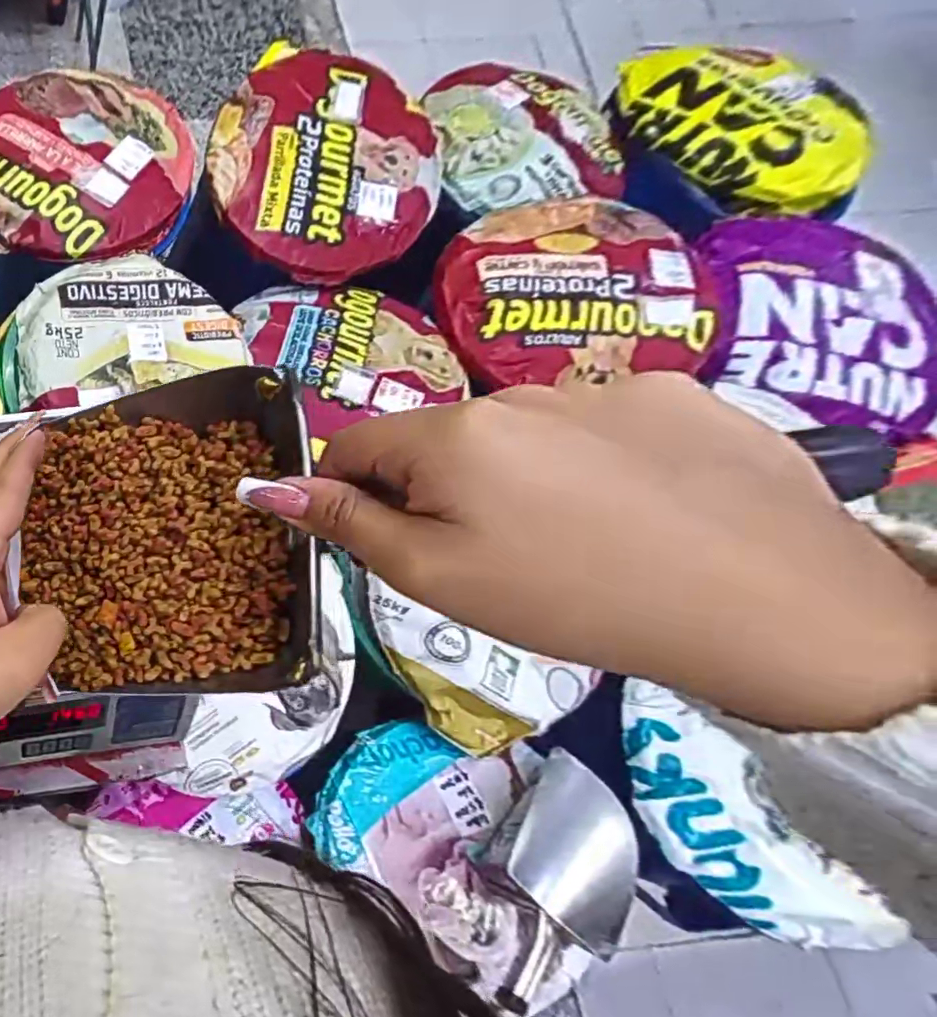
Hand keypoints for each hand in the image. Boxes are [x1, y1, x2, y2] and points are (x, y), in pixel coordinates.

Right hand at [240, 373, 936, 730]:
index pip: (352, 446)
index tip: (387, 539)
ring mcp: (601, 387)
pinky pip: (588, 424)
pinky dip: (580, 461)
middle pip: (430, 440)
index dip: (349, 493)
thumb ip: (343, 523)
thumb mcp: (429, 573)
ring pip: (508, 434)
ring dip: (503, 476)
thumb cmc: (562, 597)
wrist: (774, 609)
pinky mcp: (676, 396)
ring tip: (557, 536)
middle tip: (475, 552)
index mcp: (448, 435)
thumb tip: (262, 487)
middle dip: (428, 488)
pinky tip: (624, 508)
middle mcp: (514, 393)